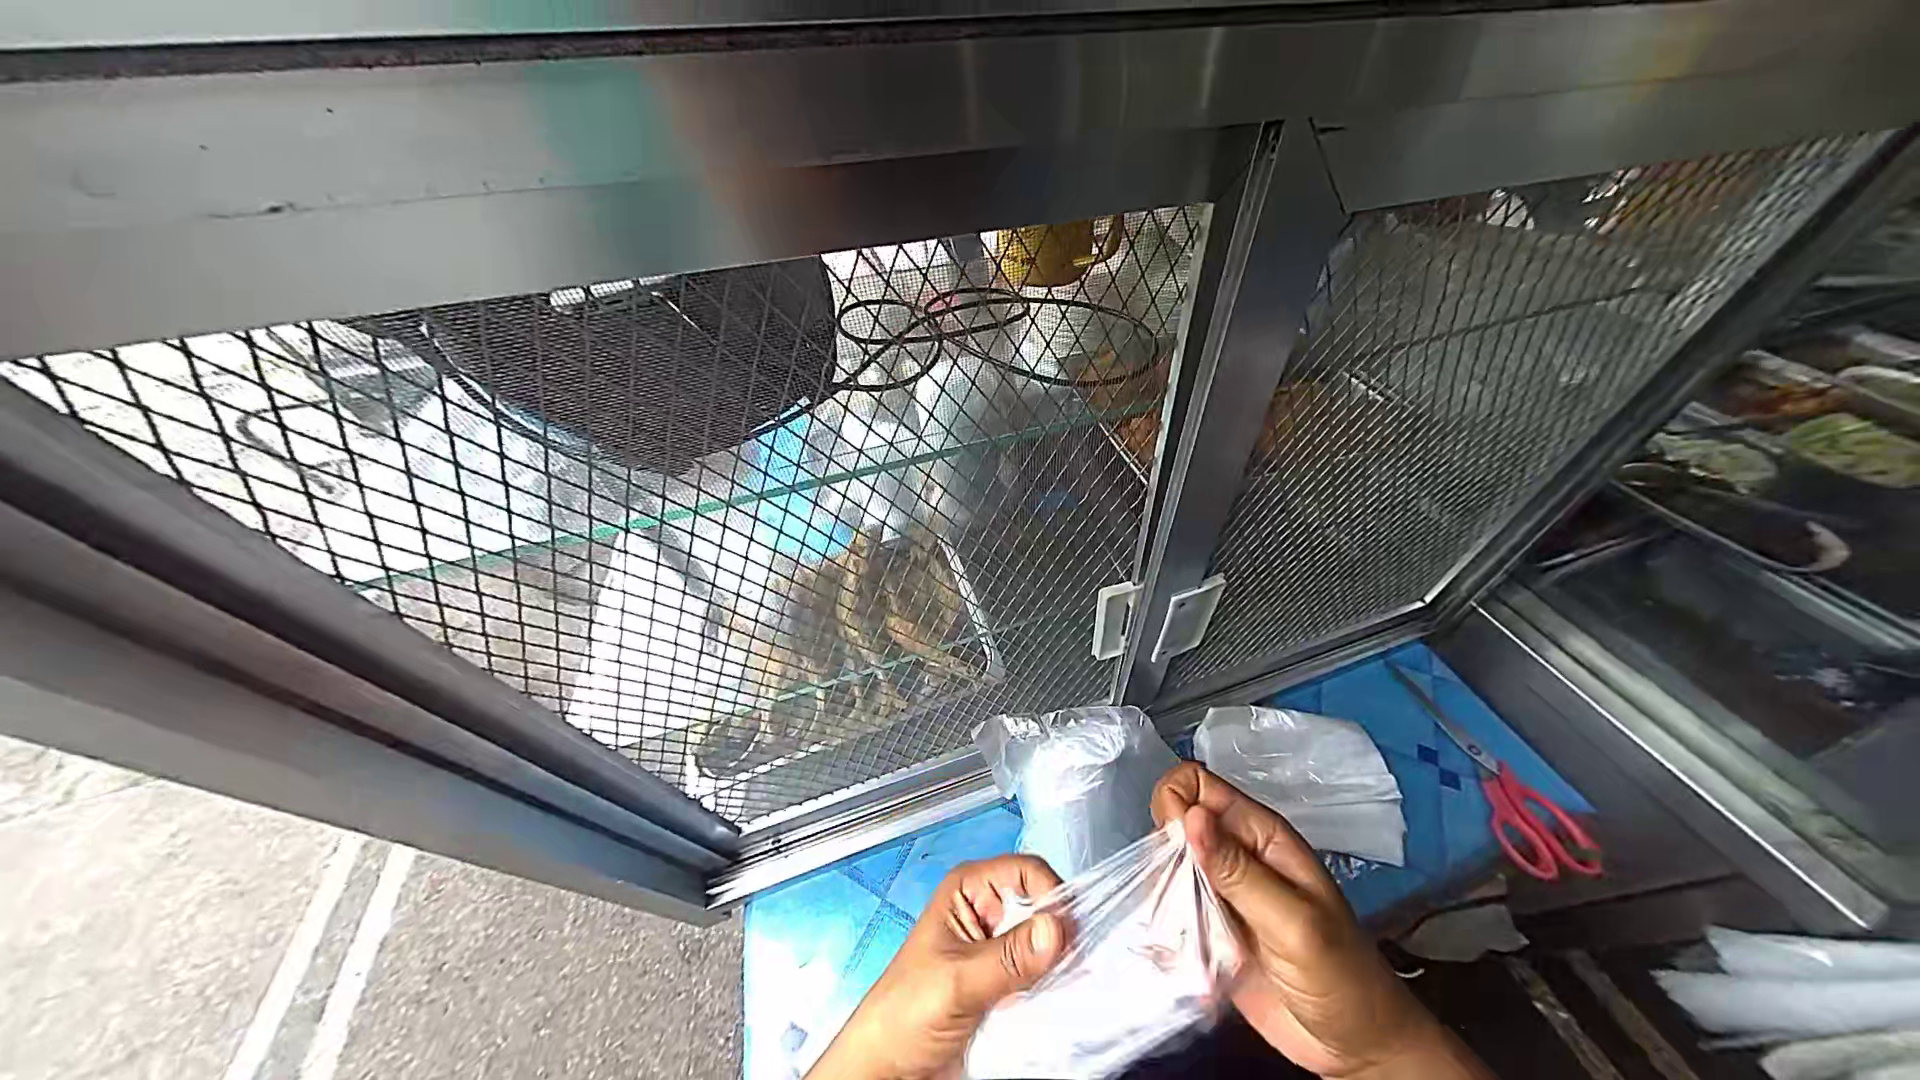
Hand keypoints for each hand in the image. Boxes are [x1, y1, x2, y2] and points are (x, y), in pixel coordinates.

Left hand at [806, 855, 1068, 1079]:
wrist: (892, 1067)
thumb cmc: (906, 1012)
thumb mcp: (959, 981)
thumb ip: (1009, 957)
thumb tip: (1057, 927)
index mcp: (969, 888)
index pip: (1026, 871)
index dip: (1052, 895)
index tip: (1067, 935)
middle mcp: (987, 909)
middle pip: (1041, 903)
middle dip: (1059, 930)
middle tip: (1074, 963)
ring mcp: (998, 946)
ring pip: (1045, 940)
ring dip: (1058, 960)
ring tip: (1067, 983)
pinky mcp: (1006, 980)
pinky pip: (1042, 972)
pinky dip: (1053, 983)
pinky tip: (1057, 997)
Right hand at [1153, 763, 1489, 1079]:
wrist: (1358, 1050)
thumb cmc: (1342, 978)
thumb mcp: (1294, 922)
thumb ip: (1238, 871)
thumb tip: (1189, 815)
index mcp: (1259, 834)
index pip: (1197, 785)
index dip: (1176, 802)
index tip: (1174, 844)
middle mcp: (1233, 852)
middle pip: (1174, 823)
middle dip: (1166, 856)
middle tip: (1184, 897)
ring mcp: (1218, 890)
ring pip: (1166, 867)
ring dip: (1166, 898)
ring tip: (1187, 935)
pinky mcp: (1207, 926)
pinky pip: (1169, 909)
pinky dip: (1168, 927)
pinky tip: (1184, 954)